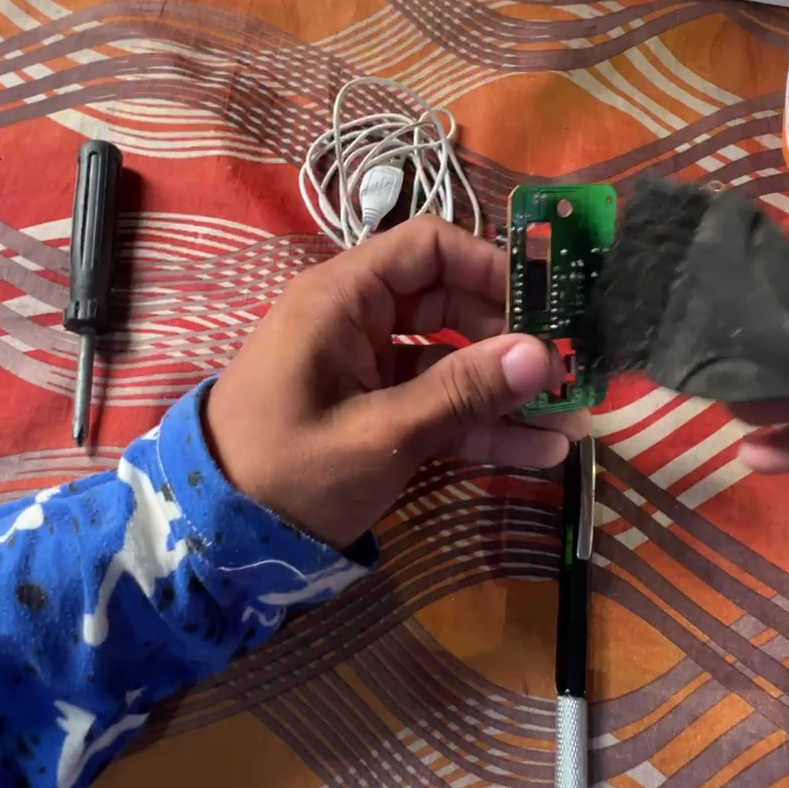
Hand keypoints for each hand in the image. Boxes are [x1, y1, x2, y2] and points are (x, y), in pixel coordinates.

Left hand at [205, 216, 588, 549]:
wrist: (216, 540)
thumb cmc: (286, 473)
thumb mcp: (378, 434)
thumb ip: (460, 392)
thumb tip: (543, 354)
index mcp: (343, 299)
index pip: (428, 248)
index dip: (490, 266)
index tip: (544, 307)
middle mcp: (358, 322)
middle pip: (450, 304)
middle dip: (510, 340)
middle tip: (568, 374)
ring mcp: (368, 369)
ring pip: (450, 362)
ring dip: (505, 392)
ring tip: (572, 424)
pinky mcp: (374, 412)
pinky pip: (436, 405)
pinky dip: (478, 425)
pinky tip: (536, 453)